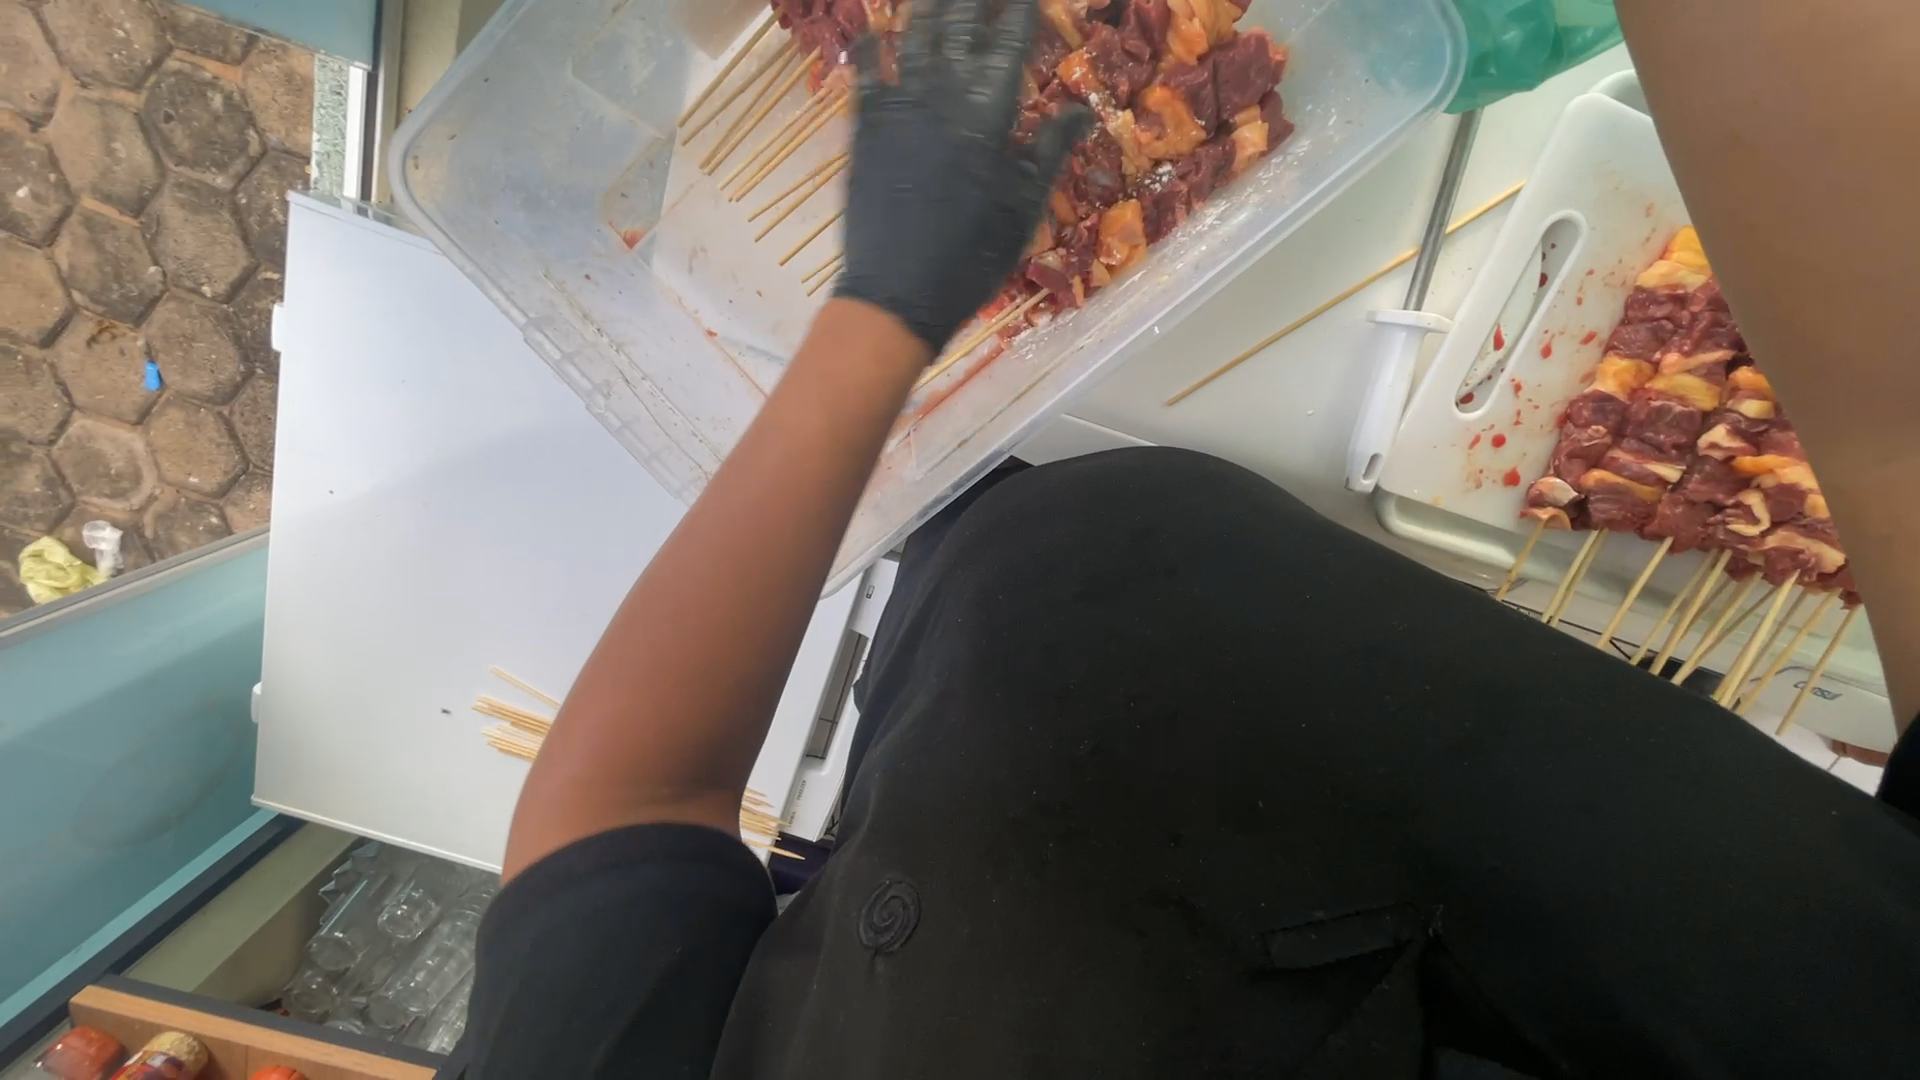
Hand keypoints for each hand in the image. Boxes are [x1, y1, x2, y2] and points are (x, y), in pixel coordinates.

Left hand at [834, 0, 1090, 352]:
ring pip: (915, 31)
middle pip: (961, 18)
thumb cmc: (971, 257)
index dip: (1021, 7)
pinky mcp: (865, 124)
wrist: (899, 292)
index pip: (1011, 35)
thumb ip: (1050, 150)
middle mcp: (945, 90)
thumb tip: (1083, 110)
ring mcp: (900, 104)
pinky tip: (878, 30)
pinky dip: (874, 43)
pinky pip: (868, 68)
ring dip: (930, 5)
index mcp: (991, 108)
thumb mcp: (1023, 209)